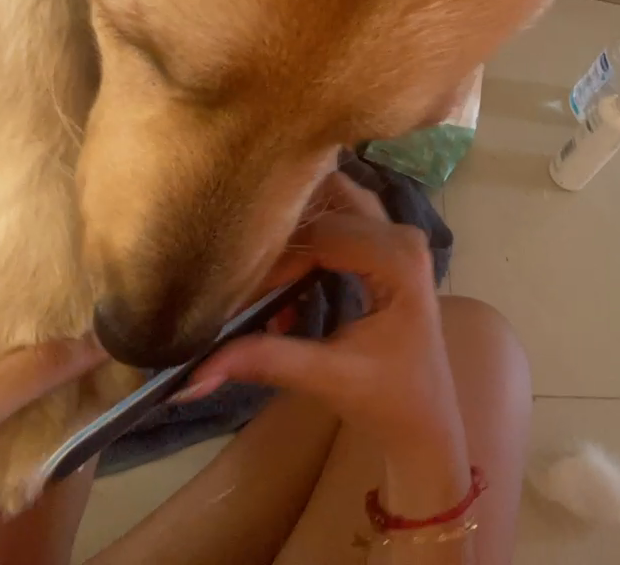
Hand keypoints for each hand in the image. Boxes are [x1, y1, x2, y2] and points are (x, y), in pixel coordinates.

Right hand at [187, 171, 470, 513]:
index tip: (239, 295)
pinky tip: (285, 280)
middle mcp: (402, 235)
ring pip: (336, 201)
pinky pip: (342, 219)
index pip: (323, 235)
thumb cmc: (388, 399)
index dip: (277, 261)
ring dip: (297, 227)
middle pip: (331, 198)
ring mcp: (398, 236)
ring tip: (259, 262)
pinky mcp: (387, 246)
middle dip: (285, 226)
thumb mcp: (327, 377)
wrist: (425, 421)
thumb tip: (194, 373)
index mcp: (399, 259)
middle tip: (244, 260)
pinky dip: (309, 239)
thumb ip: (267, 360)